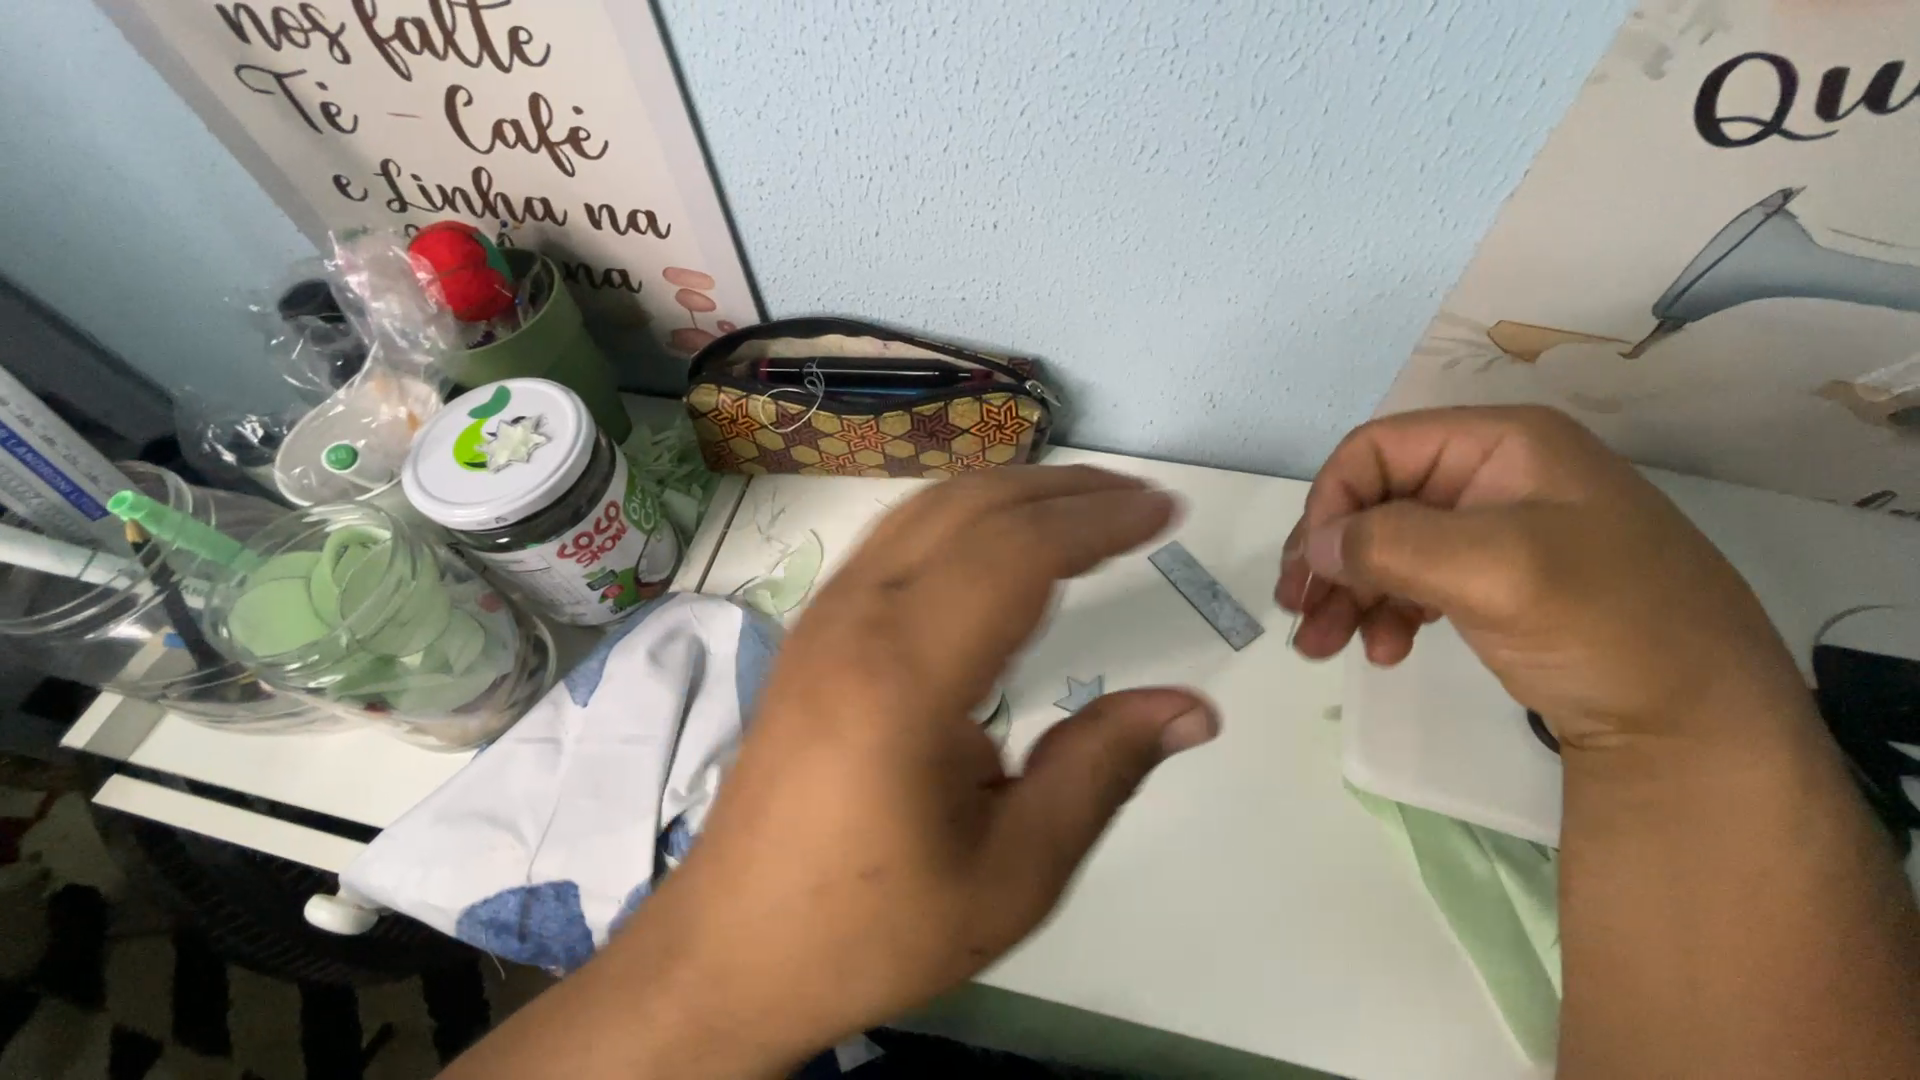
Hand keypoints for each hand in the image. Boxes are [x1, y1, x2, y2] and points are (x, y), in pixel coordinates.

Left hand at [459, 466, 1216, 1078]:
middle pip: (971, 508)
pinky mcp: (811, 631)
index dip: (1098, 520)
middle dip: (1064, 490)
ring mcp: (823, 617)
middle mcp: (856, 620)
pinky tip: (994, 540)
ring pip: (924, 510)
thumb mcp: (1013, 871)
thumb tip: (1193, 708)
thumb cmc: (876, 924)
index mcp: (906, 675)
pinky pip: (893, 538)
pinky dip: (961, 515)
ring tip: (1081, 505)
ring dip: (1009, 493)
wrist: (735, 948)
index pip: (1016, 553)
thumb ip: (1102, 770)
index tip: (1165, 512)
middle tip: (1138, 499)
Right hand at [1276, 405, 1813, 748]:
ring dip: (1344, 594)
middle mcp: (1488, 478)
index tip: (1309, 569)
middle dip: (1329, 558)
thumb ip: (1389, 543)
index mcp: (1499, 445)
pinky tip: (1380, 651)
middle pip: (1372, 502)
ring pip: (1383, 547)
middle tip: (1296, 612)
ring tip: (1319, 647)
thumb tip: (1313, 546)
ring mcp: (1489, 532)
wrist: (1696, 723)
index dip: (1331, 504)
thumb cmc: (1605, 623)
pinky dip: (1382, 614)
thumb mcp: (1495, 569)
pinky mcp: (1488, 582)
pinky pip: (1409, 583)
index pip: (1376, 451)